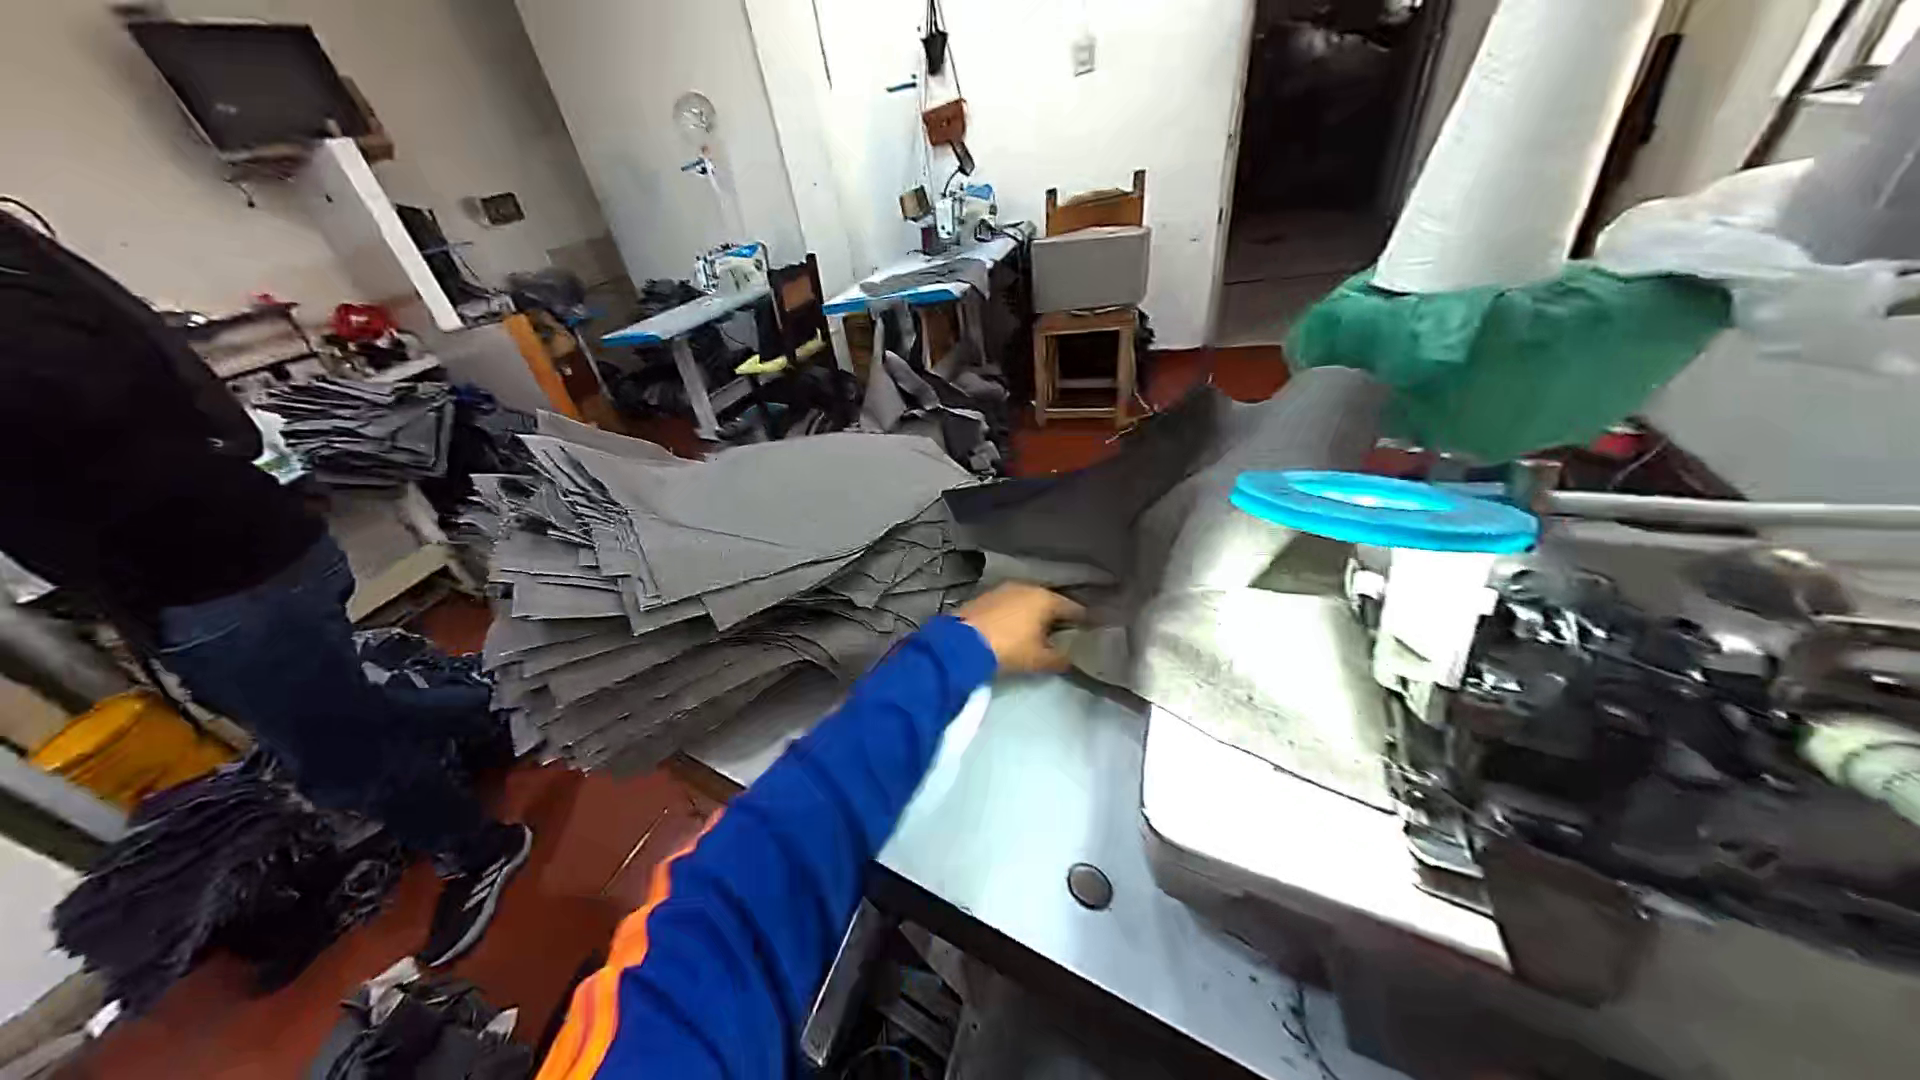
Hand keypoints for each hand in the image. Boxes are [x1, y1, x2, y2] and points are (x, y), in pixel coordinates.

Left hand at [957, 583, 1086, 674]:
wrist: (962, 642)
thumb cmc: (1009, 648)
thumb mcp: (1040, 660)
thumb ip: (1061, 660)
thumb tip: (1071, 660)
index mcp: (1046, 598)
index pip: (1074, 608)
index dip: (1083, 621)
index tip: (1088, 631)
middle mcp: (1027, 587)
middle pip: (1050, 602)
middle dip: (1057, 616)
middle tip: (1064, 633)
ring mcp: (1004, 589)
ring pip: (1028, 600)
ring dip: (1035, 613)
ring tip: (1038, 631)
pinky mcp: (985, 596)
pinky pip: (1010, 603)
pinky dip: (1016, 613)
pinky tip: (1015, 627)